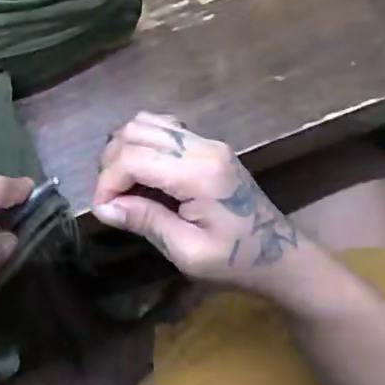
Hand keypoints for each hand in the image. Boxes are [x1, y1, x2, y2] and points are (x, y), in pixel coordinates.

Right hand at [90, 112, 309, 291]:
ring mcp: (206, 142)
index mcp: (199, 174)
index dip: (107, 183)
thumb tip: (103, 207)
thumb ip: (145, 222)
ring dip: (122, 151)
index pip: (132, 158)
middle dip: (110, 165)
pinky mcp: (206, 145)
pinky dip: (140, 143)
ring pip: (143, 123)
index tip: (102, 210)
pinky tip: (141, 171)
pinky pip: (161, 127)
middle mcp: (202, 147)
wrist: (282, 256)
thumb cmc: (237, 261)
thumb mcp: (188, 252)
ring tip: (123, 185)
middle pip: (133, 133)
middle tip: (111, 200)